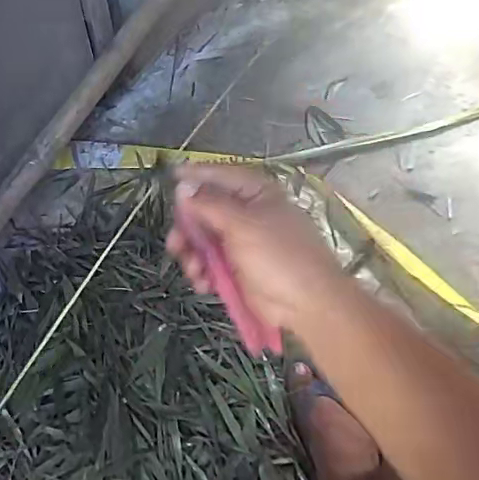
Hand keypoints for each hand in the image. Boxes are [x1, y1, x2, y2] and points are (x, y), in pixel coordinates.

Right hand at [166, 164, 358, 340]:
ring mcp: (244, 242)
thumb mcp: (242, 225)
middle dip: (188, 228)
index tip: (170, 177)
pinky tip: (204, 284)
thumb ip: (209, 204)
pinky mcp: (240, 268)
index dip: (194, 175)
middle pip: (206, 211)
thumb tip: (183, 186)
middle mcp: (249, 213)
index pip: (220, 175)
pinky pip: (212, 263)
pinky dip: (204, 272)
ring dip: (193, 254)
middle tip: (175, 243)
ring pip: (205, 240)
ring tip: (194, 270)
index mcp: (256, 193)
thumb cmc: (279, 256)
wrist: (308, 305)